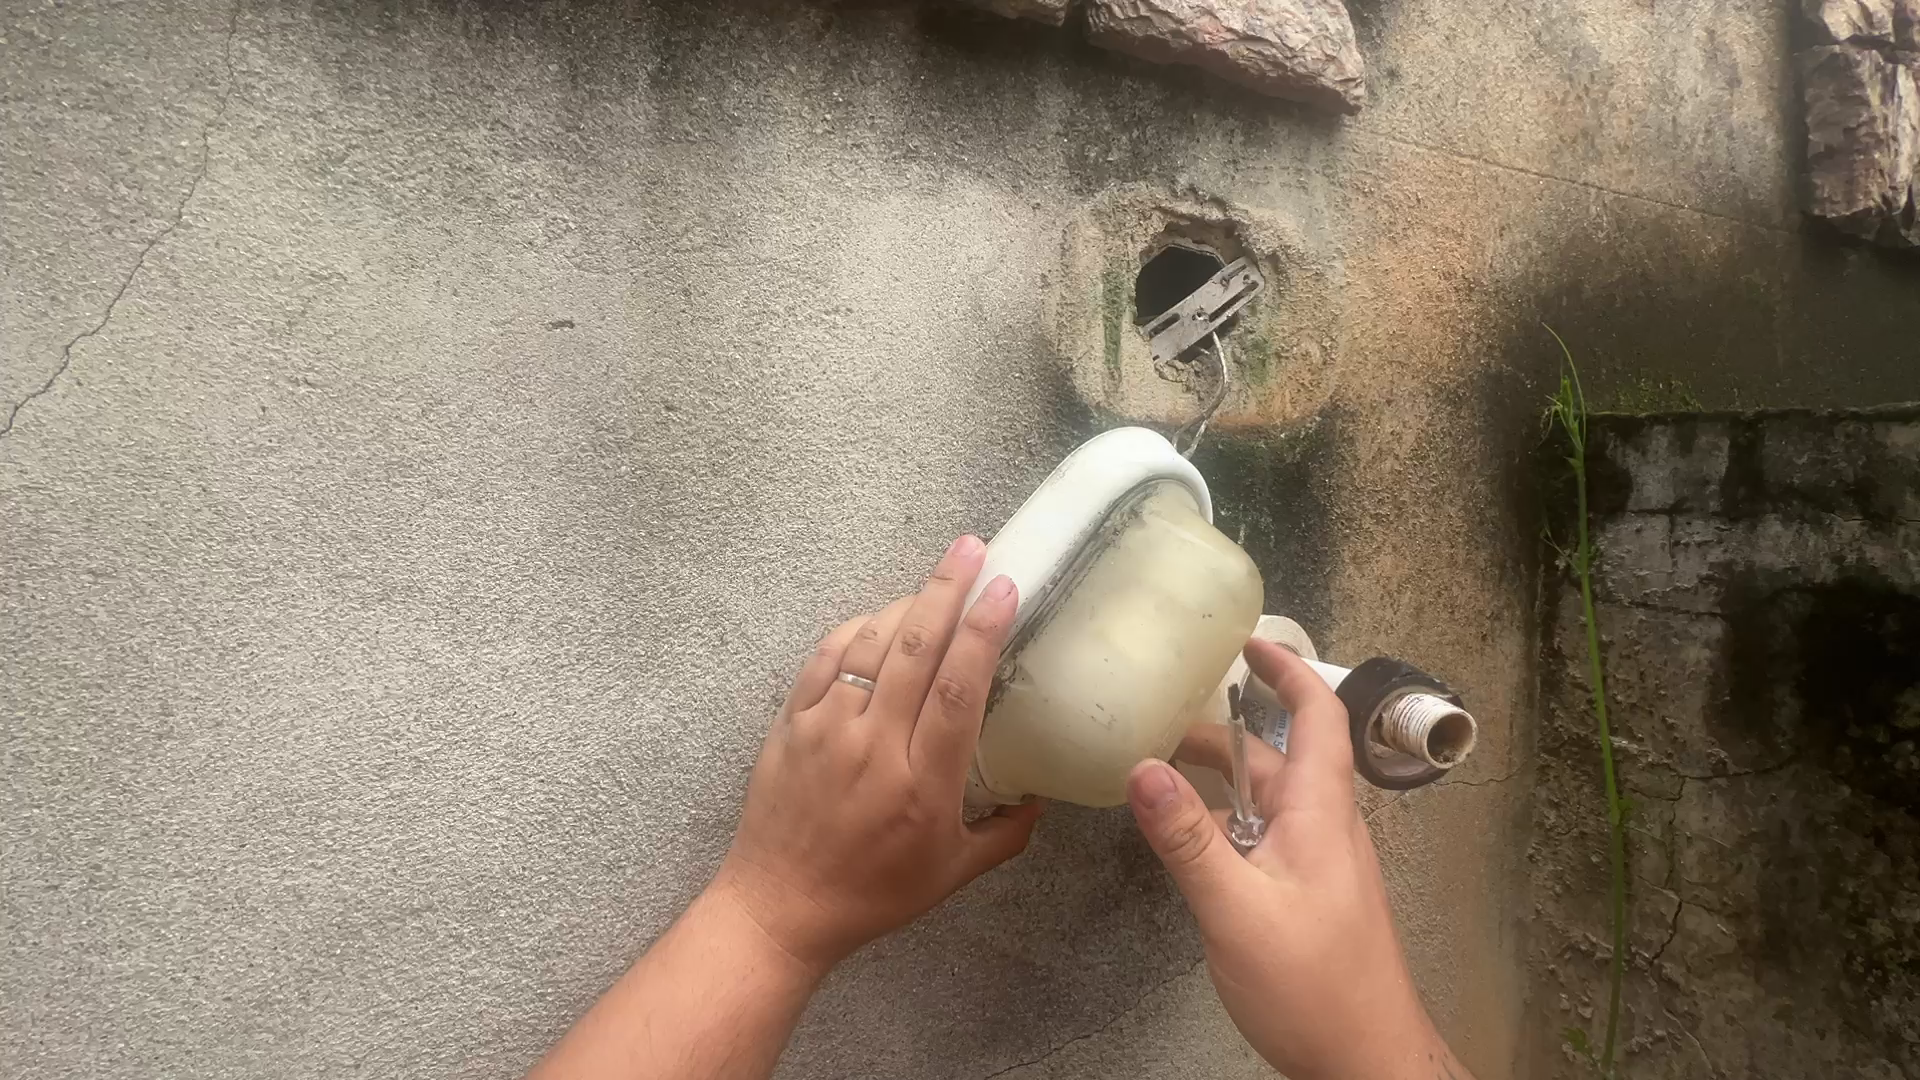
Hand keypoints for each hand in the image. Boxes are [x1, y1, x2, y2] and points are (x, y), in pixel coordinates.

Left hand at [706, 535, 1044, 977]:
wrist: (778, 906)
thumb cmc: (872, 893)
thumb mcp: (952, 874)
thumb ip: (1006, 834)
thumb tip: (1041, 795)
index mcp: (923, 781)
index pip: (959, 689)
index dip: (983, 632)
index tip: (1004, 589)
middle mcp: (875, 743)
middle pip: (915, 648)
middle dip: (947, 589)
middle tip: (971, 547)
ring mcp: (827, 726)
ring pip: (870, 642)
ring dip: (906, 604)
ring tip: (934, 580)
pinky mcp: (791, 721)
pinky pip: (826, 656)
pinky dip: (855, 629)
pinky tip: (878, 618)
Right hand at [1126, 639, 1471, 1079]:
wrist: (1369, 1070)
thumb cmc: (1314, 986)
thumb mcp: (1238, 910)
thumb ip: (1188, 840)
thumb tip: (1140, 766)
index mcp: (1319, 811)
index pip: (1318, 717)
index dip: (1288, 671)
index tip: (1246, 642)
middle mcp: (1321, 824)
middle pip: (1275, 755)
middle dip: (1221, 729)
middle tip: (1159, 714)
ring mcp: (1314, 859)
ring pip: (1262, 797)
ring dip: (1215, 776)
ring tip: (1156, 768)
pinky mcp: (1302, 889)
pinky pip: (1257, 833)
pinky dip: (1218, 817)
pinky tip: (1182, 835)